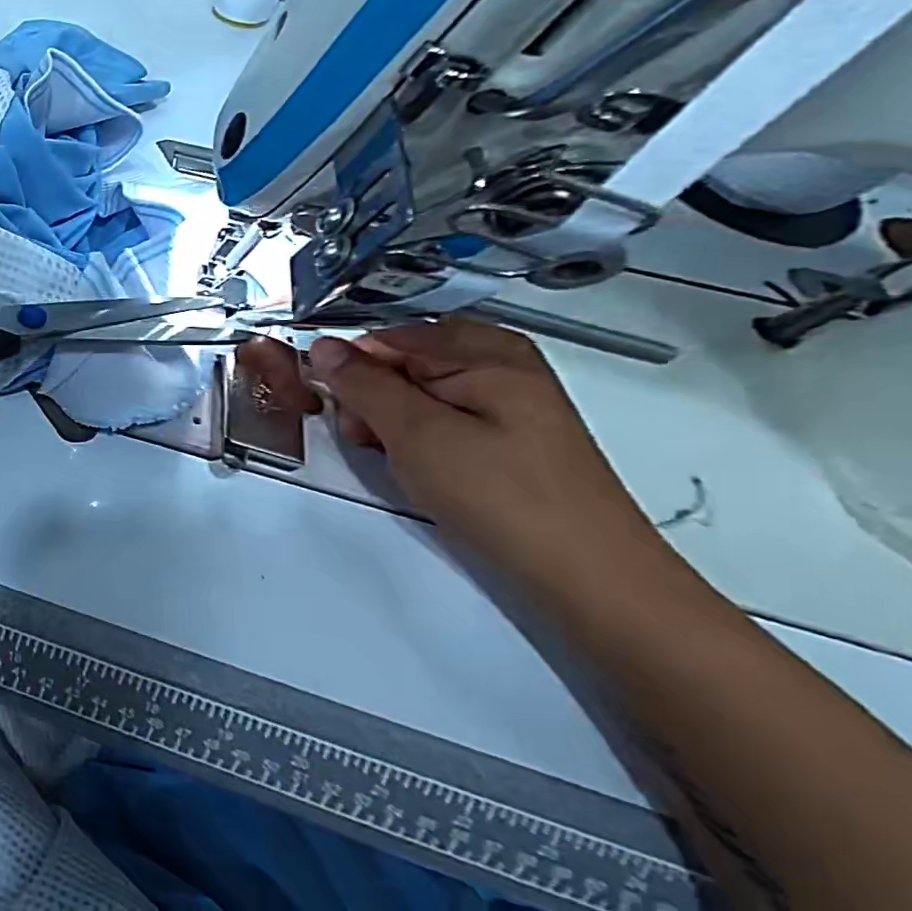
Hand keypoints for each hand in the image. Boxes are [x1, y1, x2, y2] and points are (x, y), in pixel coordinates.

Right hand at [240, 321, 666, 578]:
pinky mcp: (508, 435)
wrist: (587, 575)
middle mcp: (498, 361)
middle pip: (404, 362)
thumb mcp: (418, 435)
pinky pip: (443, 420)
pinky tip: (426, 471)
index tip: (338, 411)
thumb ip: (364, 385)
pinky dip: (421, 440)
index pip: (385, 337)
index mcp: (483, 347)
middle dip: (373, 399)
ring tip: (402, 463)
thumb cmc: (503, 497)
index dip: (351, 371)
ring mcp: (506, 400)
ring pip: (419, 394)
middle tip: (373, 442)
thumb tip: (324, 347)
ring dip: (394, 424)